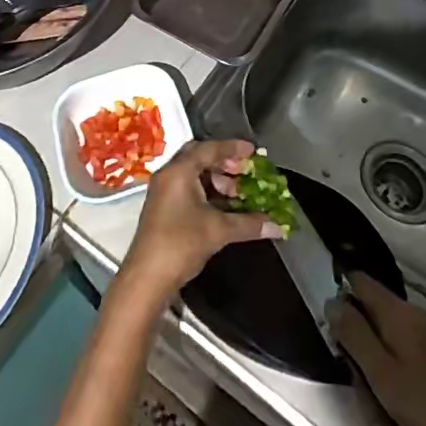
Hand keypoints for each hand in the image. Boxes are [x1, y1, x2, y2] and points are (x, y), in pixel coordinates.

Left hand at [122, 139, 283, 293]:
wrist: (148, 277)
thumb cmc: (181, 244)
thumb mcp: (218, 230)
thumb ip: (249, 224)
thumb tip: (277, 226)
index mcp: (179, 171)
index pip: (209, 149)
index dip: (233, 148)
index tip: (254, 152)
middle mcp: (169, 176)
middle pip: (199, 157)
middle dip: (224, 163)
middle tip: (246, 171)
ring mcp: (164, 192)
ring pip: (194, 175)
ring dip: (218, 180)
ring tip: (240, 193)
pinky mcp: (164, 208)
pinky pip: (189, 189)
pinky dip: (208, 193)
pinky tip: (227, 208)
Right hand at [328, 272, 425, 425]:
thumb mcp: (384, 376)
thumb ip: (354, 335)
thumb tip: (331, 300)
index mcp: (401, 316)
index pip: (360, 283)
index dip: (339, 297)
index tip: (329, 329)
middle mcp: (417, 326)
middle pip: (370, 334)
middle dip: (364, 375)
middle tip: (370, 406)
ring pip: (388, 369)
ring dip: (385, 407)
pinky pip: (409, 390)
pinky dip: (405, 418)